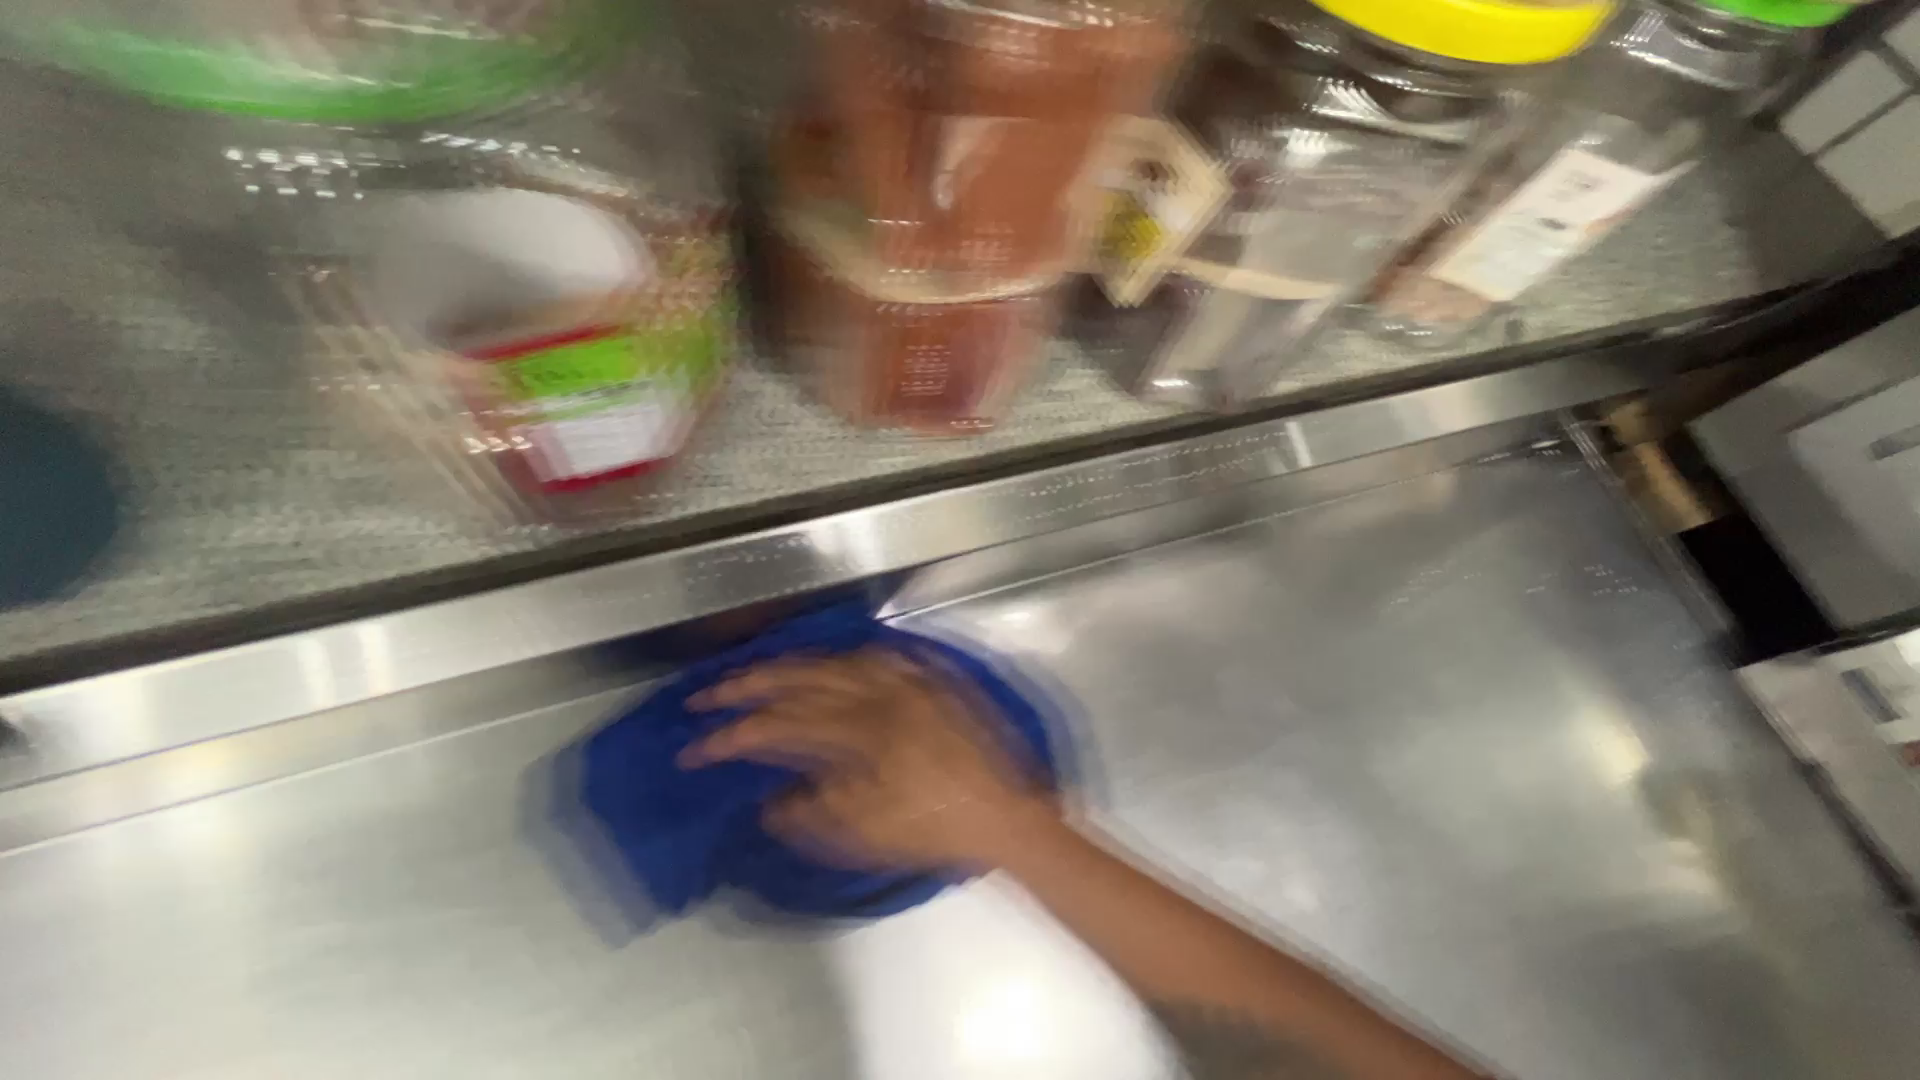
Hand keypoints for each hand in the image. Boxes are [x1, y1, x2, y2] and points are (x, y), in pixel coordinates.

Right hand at [681, 648, 1058, 871]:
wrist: (1008, 815)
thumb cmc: (939, 832)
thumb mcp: (869, 836)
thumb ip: (812, 813)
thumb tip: (771, 802)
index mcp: (860, 733)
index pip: (779, 726)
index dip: (732, 737)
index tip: (696, 749)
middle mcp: (881, 695)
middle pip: (800, 678)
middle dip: (747, 686)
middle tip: (707, 697)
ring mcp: (908, 681)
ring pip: (836, 659)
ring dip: (791, 665)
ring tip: (758, 674)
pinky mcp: (932, 679)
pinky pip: (881, 656)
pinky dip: (847, 657)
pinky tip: (833, 662)